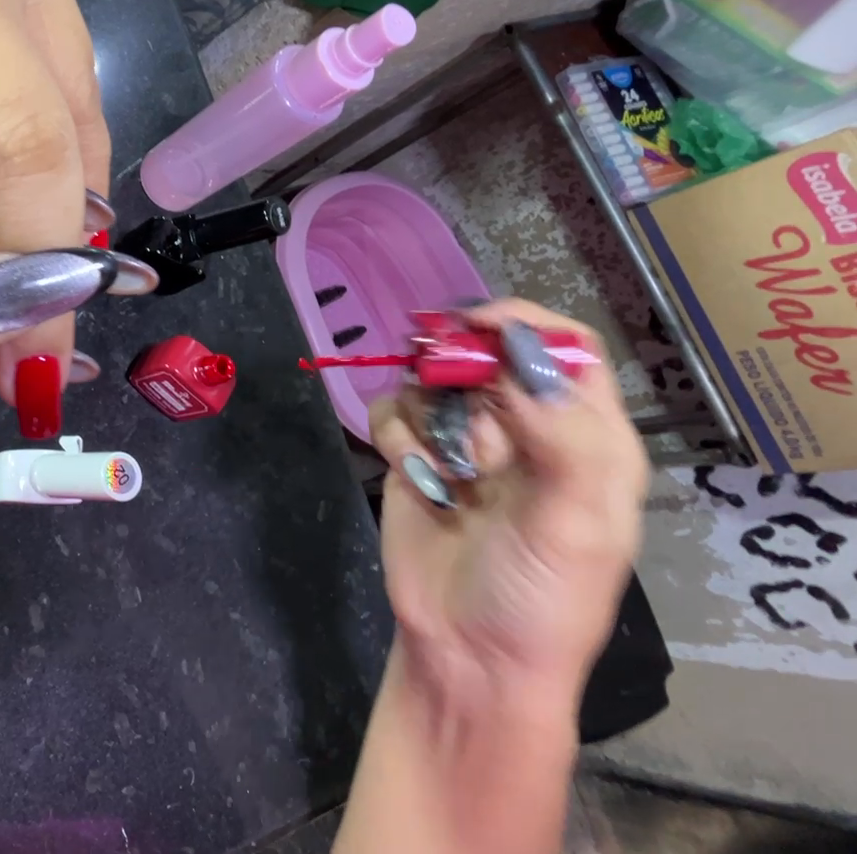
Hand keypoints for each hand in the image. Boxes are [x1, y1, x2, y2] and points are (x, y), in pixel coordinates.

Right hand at [367, 300, 648, 701]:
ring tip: (444, 467)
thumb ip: (562, 437)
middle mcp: (525, 429)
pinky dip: (393, 437)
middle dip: (458, 367)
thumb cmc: (540, 595)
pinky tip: (413, 476)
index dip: (522, 327)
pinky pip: (390, 414)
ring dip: (426, 414)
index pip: (565, 349)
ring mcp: (464, 444)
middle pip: (485, 355)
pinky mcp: (413, 460)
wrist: (467, 651)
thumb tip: (517, 359)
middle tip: (439, 388)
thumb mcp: (576, 523)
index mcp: (587, 437)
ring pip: (429, 382)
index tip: (473, 326)